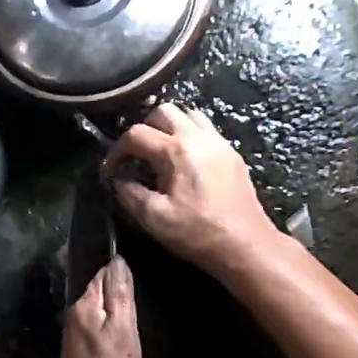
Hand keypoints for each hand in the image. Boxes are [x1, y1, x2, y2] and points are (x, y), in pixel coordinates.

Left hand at [52, 257, 140, 357]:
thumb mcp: (123, 329)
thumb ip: (119, 295)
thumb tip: (117, 260)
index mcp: (84, 304)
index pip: (104, 274)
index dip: (121, 271)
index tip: (142, 267)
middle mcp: (74, 312)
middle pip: (99, 289)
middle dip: (117, 285)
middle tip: (143, 285)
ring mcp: (74, 331)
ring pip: (98, 306)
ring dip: (114, 304)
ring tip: (137, 303)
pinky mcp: (79, 347)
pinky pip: (96, 322)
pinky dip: (109, 321)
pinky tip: (121, 327)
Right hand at [106, 103, 279, 275]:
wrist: (246, 245)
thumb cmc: (198, 233)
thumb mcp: (154, 218)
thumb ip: (129, 194)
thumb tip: (118, 180)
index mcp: (177, 151)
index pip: (136, 135)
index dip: (116, 152)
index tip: (111, 172)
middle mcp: (199, 137)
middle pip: (163, 111)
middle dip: (143, 130)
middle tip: (136, 157)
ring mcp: (218, 143)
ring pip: (187, 114)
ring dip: (167, 128)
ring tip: (159, 154)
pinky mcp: (230, 154)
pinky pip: (205, 129)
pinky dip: (187, 135)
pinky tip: (182, 162)